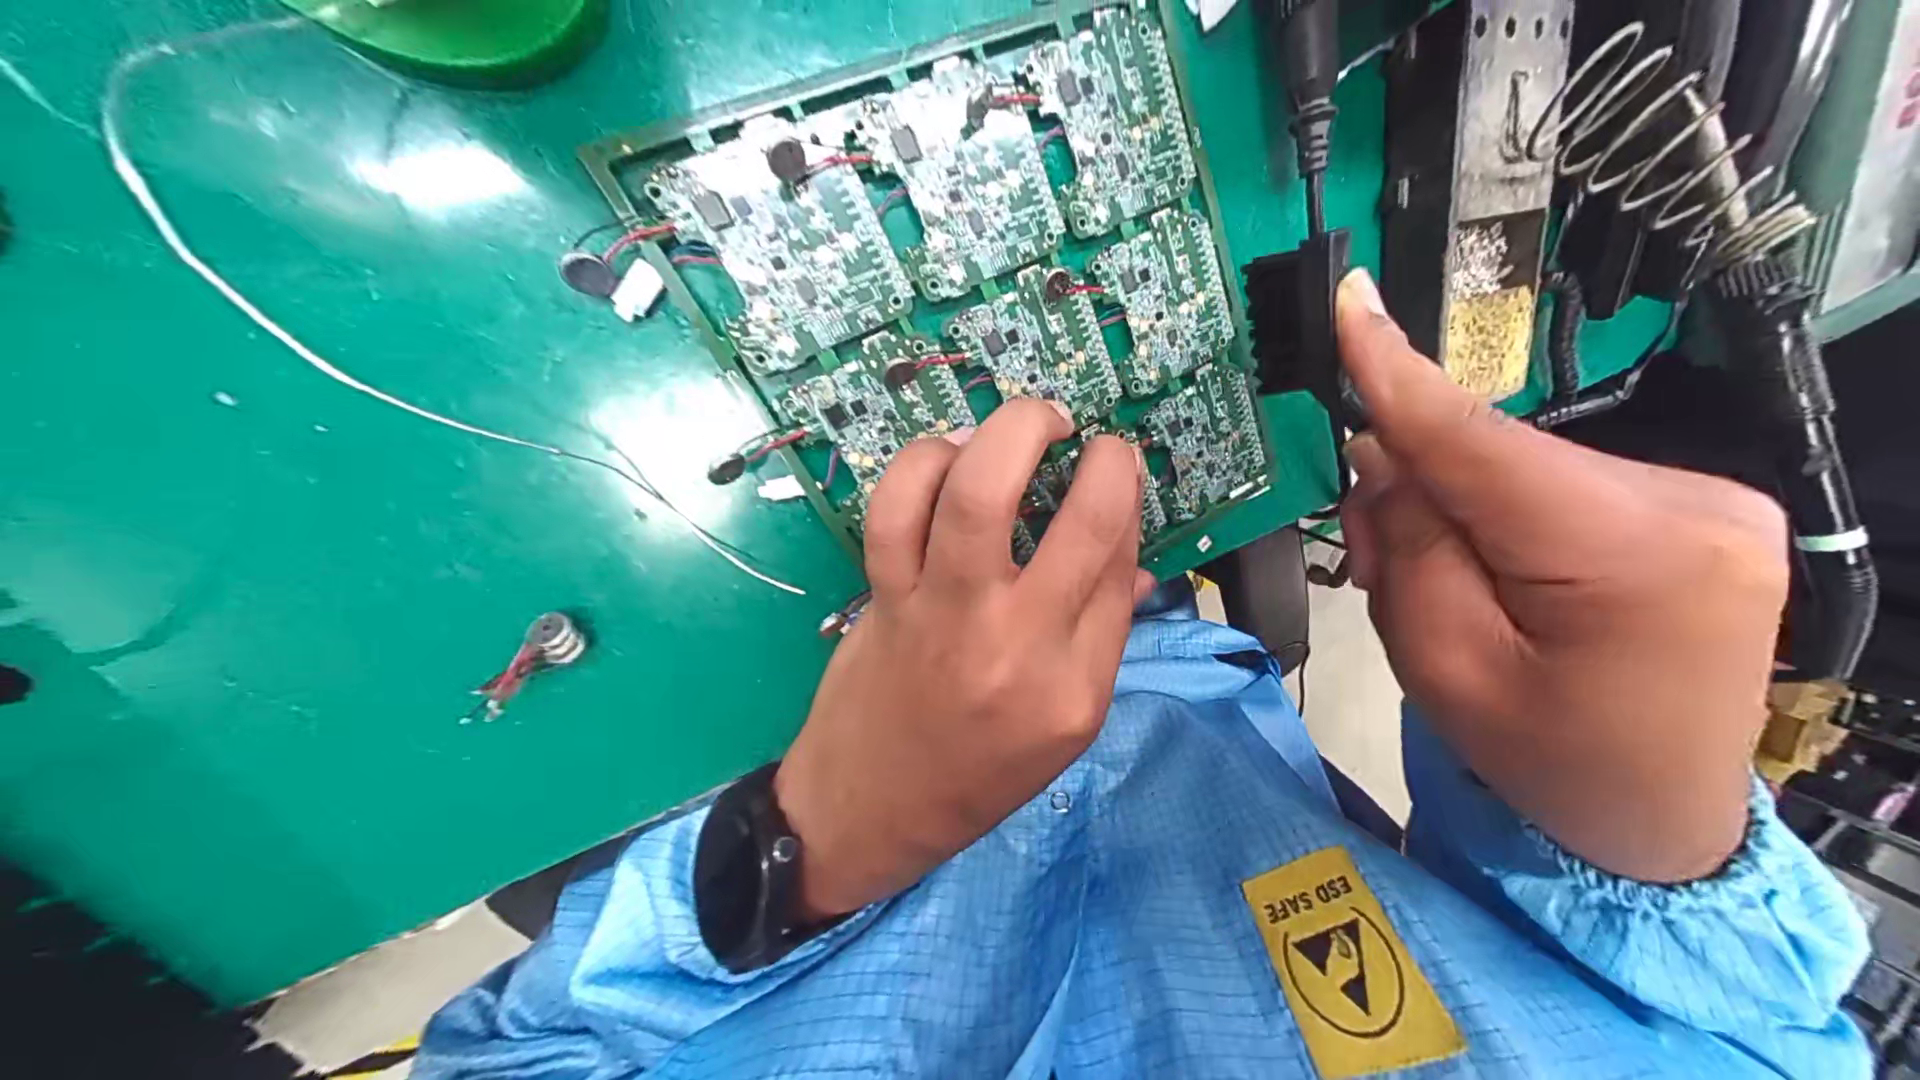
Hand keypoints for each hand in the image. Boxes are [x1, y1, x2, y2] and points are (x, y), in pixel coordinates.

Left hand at [774, 399, 1152, 918]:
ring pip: (974, 496)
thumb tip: (1129, 558)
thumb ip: (1101, 633)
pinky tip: (944, 457)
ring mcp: (944, 617)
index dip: (1121, 492)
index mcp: (1077, 684)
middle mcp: (1018, 643)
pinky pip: (897, 511)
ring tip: (1013, 428)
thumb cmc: (978, 775)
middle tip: (1074, 430)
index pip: (1120, 561)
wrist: (871, 811)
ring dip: (1002, 435)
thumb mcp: (1064, 725)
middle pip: (1077, 521)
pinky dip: (922, 464)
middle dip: (1097, 455)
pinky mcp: (886, 600)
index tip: (1110, 468)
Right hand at [1336, 269, 1787, 882]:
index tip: (1349, 297)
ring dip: (1439, 511)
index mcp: (1633, 555)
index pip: (1480, 443)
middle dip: (1407, 495)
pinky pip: (1536, 484)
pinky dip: (1479, 517)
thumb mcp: (1439, 661)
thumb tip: (1383, 455)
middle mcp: (1687, 502)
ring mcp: (1696, 499)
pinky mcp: (1678, 508)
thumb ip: (1407, 545)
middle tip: (1369, 567)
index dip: (1397, 374)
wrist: (1645, 817)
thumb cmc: (1536, 756)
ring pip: (1505, 467)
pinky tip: (1472, 569)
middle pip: (1487, 456)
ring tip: (1422, 585)